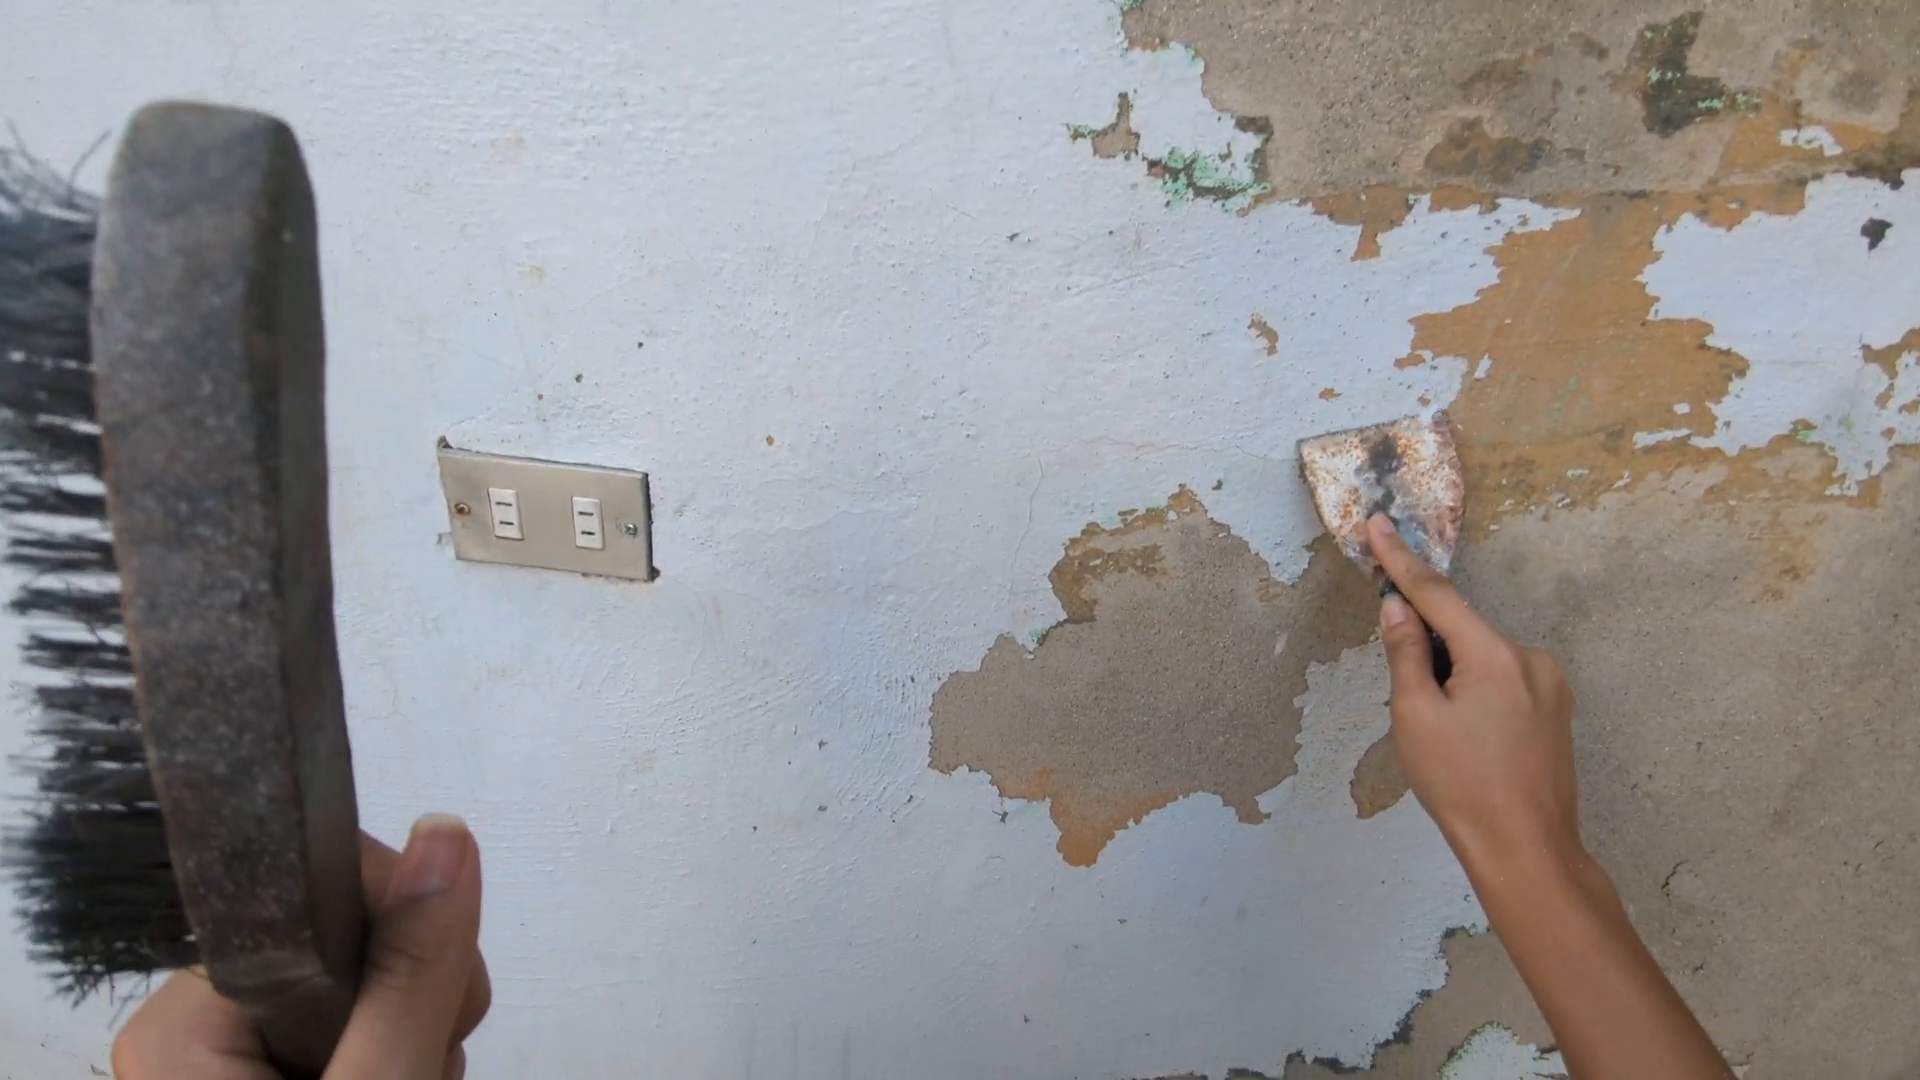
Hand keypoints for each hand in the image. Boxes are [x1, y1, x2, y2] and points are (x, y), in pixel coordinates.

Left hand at [113, 815, 490, 1079]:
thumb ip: (410, 973)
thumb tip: (446, 829)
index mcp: (190, 1014)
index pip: (330, 889)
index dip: (408, 916)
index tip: (435, 995)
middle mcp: (208, 1009)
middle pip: (367, 926)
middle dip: (426, 982)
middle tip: (427, 1056)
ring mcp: (248, 1028)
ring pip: (385, 959)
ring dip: (429, 1010)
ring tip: (416, 1071)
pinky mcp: (286, 1042)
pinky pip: (379, 991)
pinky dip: (417, 1027)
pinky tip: (406, 1066)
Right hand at [1365, 513, 1581, 874]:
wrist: (1526, 850)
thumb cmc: (1459, 782)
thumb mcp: (1415, 715)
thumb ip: (1406, 652)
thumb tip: (1398, 605)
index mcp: (1496, 656)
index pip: (1437, 594)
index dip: (1400, 559)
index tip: (1378, 523)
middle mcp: (1532, 659)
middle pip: (1460, 629)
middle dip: (1424, 642)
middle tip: (1407, 696)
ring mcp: (1551, 685)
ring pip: (1479, 656)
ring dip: (1447, 669)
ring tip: (1436, 727)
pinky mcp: (1556, 708)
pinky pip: (1500, 676)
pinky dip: (1470, 684)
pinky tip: (1462, 731)